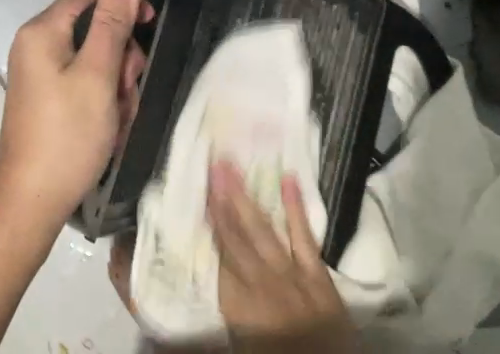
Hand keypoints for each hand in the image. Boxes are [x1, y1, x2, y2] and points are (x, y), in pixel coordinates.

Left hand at [0, 0, 149, 227]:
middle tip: (126, 88)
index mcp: (41, 32)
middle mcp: (36, 47)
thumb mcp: (98, 75)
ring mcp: (40, 77)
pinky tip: (110, 128)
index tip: (151, 26)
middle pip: (93, 30)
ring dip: (116, 85)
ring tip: (118, 117)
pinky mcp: (48, 102)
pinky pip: (85, 86)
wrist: (32, 202)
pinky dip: (103, 102)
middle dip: (120, 58)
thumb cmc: (67, 134)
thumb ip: (113, 24)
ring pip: (95, 62)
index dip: (122, 5)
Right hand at [209, 162, 357, 352]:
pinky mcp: (318, 276)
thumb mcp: (239, 343)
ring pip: (264, 232)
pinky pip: (304, 238)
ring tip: (232, 167)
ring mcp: (292, 278)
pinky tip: (289, 179)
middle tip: (213, 165)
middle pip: (236, 238)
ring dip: (246, 198)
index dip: (207, 224)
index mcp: (239, 306)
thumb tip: (181, 306)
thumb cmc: (277, 353)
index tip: (197, 192)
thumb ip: (212, 322)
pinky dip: (296, 208)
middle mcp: (262, 286)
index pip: (217, 259)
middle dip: (223, 200)